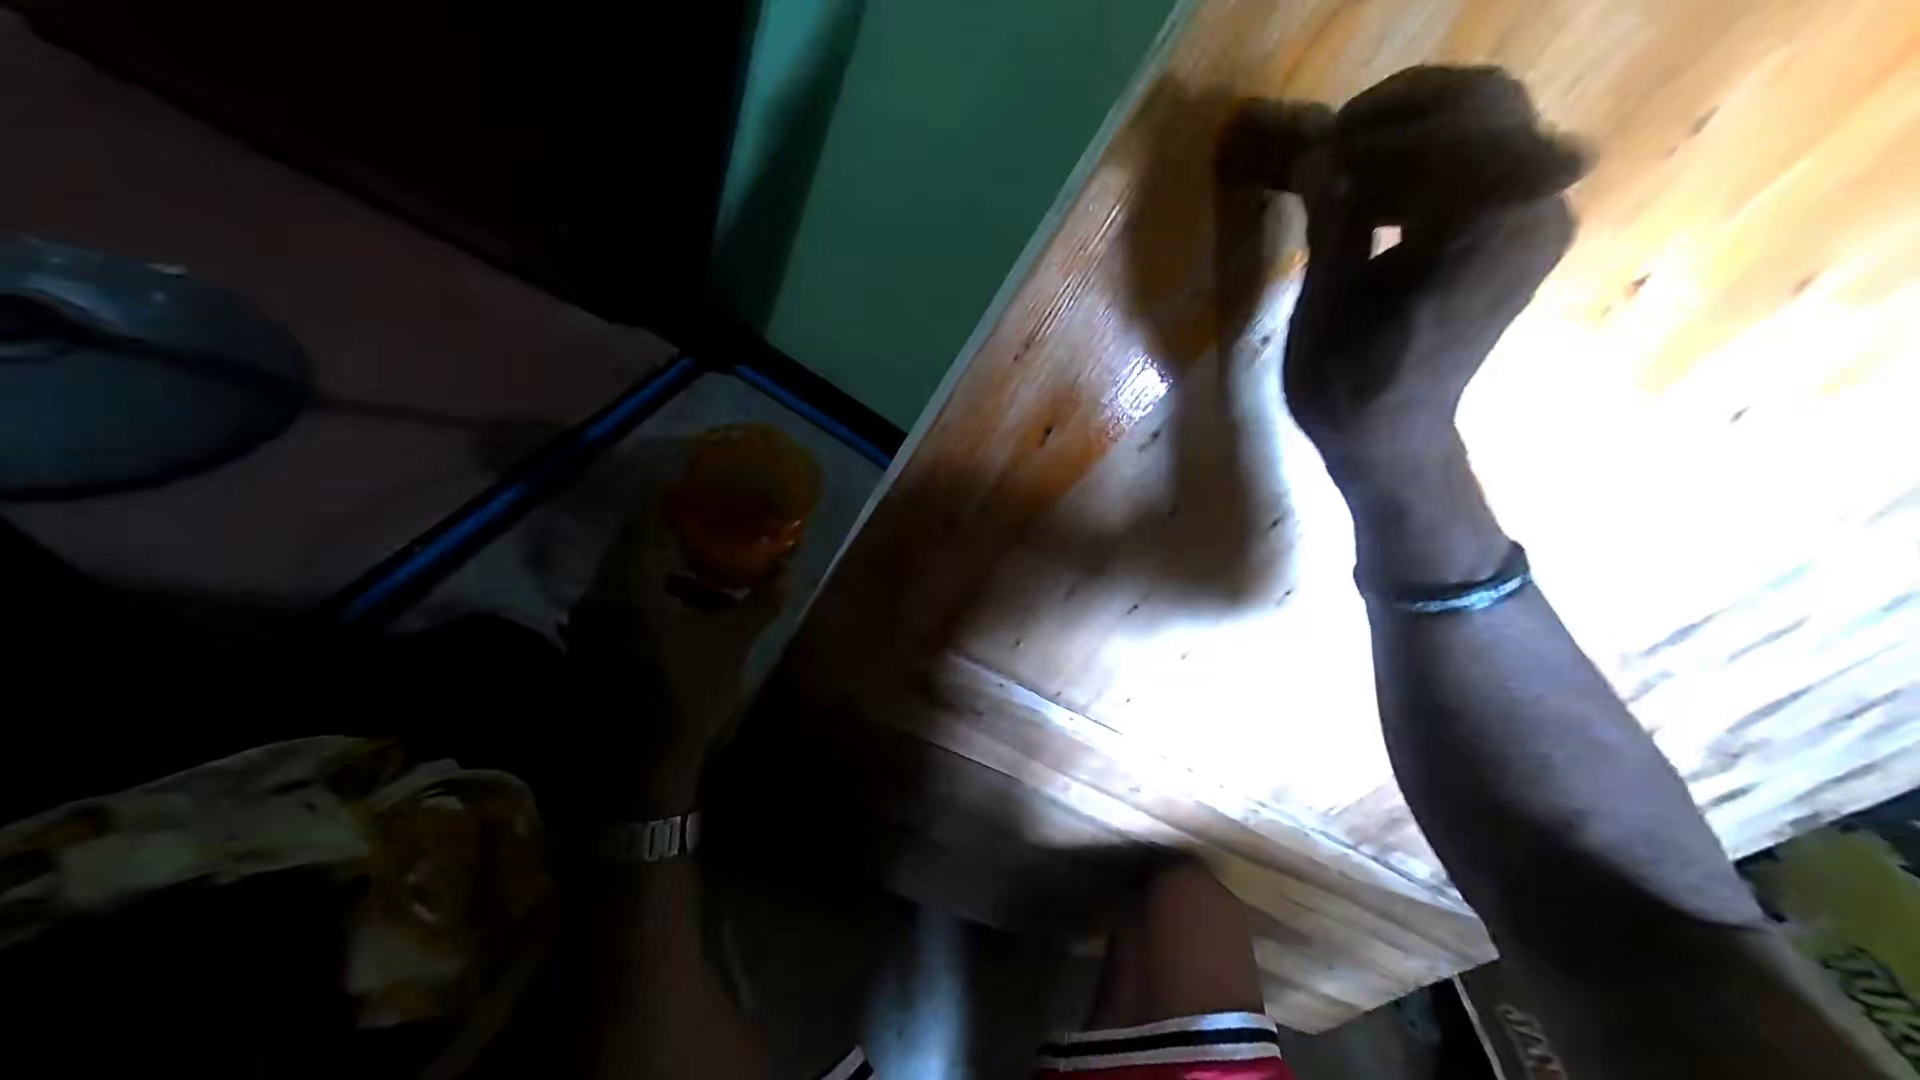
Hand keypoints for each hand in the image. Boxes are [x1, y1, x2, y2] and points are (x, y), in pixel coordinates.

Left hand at [566, 512, 785, 813]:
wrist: (640, 768)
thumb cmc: (687, 696)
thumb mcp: (732, 645)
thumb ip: (760, 602)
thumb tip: (790, 570)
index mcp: (628, 589)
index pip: (643, 524)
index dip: (670, 502)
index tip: (697, 489)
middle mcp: (597, 599)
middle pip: (636, 550)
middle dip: (678, 539)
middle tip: (715, 533)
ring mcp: (588, 626)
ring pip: (631, 581)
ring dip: (672, 576)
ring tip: (714, 585)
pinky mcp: (590, 648)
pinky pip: (623, 605)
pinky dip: (656, 600)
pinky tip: (691, 618)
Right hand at [1280, 67, 1579, 487]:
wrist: (1393, 441)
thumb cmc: (1350, 388)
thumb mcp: (1325, 306)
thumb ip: (1335, 221)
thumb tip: (1322, 152)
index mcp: (1482, 231)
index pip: (1447, 125)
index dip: (1373, 128)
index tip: (1314, 155)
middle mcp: (1533, 212)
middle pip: (1483, 105)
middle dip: (1400, 115)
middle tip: (1334, 146)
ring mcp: (1537, 222)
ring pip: (1490, 126)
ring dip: (1413, 134)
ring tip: (1347, 170)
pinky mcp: (1522, 235)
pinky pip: (1487, 164)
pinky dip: (1431, 163)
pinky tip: (1380, 197)